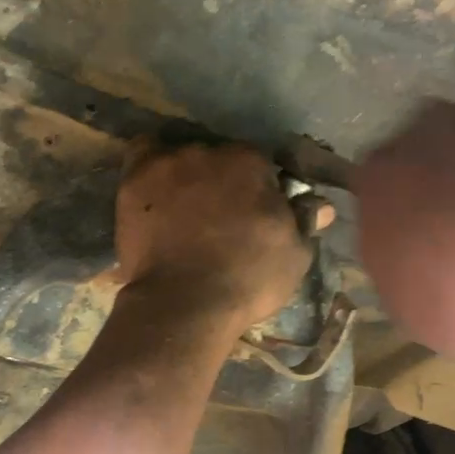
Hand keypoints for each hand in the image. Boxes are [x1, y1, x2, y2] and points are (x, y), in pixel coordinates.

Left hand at [114, 142, 311, 332]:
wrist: (185, 303)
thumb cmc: (247, 281)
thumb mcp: (293, 257)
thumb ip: (304, 223)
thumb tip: (320, 205)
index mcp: (251, 163)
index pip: (260, 165)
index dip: (259, 191)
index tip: (255, 215)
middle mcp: (208, 150)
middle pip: (218, 158)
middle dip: (222, 181)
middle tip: (220, 218)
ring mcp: (167, 163)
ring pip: (181, 158)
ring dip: (187, 175)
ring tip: (185, 210)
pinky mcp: (133, 181)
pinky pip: (142, 157)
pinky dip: (151, 169)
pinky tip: (156, 192)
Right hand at [354, 90, 454, 354]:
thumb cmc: (454, 295)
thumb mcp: (407, 304)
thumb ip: (404, 265)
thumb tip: (418, 258)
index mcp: (381, 178)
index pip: (381, 182)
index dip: (406, 206)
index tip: (425, 234)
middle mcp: (427, 128)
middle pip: (433, 144)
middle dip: (452, 174)